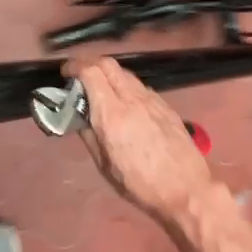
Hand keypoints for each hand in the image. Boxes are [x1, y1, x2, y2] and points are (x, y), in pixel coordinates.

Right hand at [64, 56, 217, 222]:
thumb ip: (89, 136)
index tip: (65, 73)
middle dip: (89, 63)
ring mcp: (152, 100)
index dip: (74, 66)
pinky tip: (124, 103)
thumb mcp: (105, 166)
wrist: (186, 189)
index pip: (91, 72)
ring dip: (108, 74)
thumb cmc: (140, 184)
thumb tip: (80, 118)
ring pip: (125, 73)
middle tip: (79, 75)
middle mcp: (132, 100)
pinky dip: (125, 86)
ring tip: (100, 89)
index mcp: (112, 115)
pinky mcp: (165, 106)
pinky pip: (140, 87)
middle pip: (108, 64)